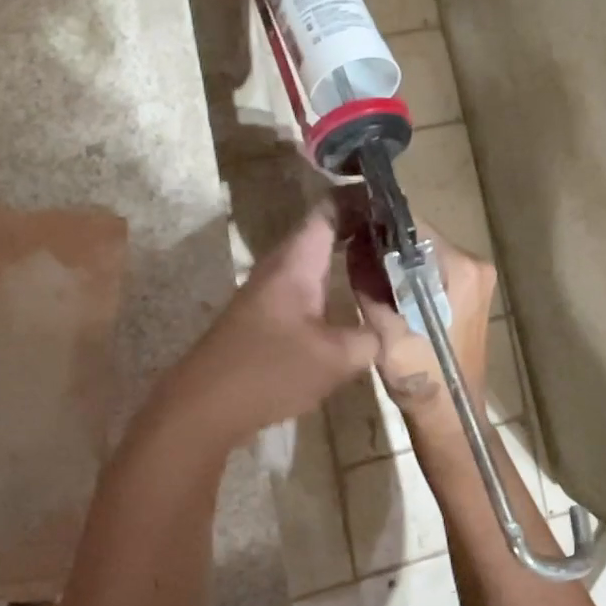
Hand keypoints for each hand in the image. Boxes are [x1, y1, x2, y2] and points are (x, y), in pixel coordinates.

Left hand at [159, 211, 379, 446]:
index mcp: (296, 261)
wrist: (203, 405)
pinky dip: (332, 280)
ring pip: (314, 258)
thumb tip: (390, 326)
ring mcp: (269, 289)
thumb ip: (370, 337)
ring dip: (346, 255)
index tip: (396, 203)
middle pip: (323, 231)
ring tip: (386, 261)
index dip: (361, 199)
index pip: (330, 210)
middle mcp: (281, 265)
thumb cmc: (269, 371)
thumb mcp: (334, 358)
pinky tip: (353, 299)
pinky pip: (305, 282)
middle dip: (360, 228)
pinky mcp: (264, 314)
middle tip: (401, 235)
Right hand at [353, 227, 496, 420]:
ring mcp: (476, 278)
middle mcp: (475, 264)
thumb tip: (353, 245)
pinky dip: (409, 272)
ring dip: (396, 258)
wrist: (451, 416)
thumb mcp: (384, 332)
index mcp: (460, 269)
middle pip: (419, 237)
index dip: (379, 225)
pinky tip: (386, 286)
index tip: (351, 227)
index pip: (413, 226)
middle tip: (352, 251)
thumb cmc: (420, 378)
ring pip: (424, 252)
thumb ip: (368, 285)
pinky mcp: (471, 291)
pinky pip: (433, 267)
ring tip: (364, 268)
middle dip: (386, 243)